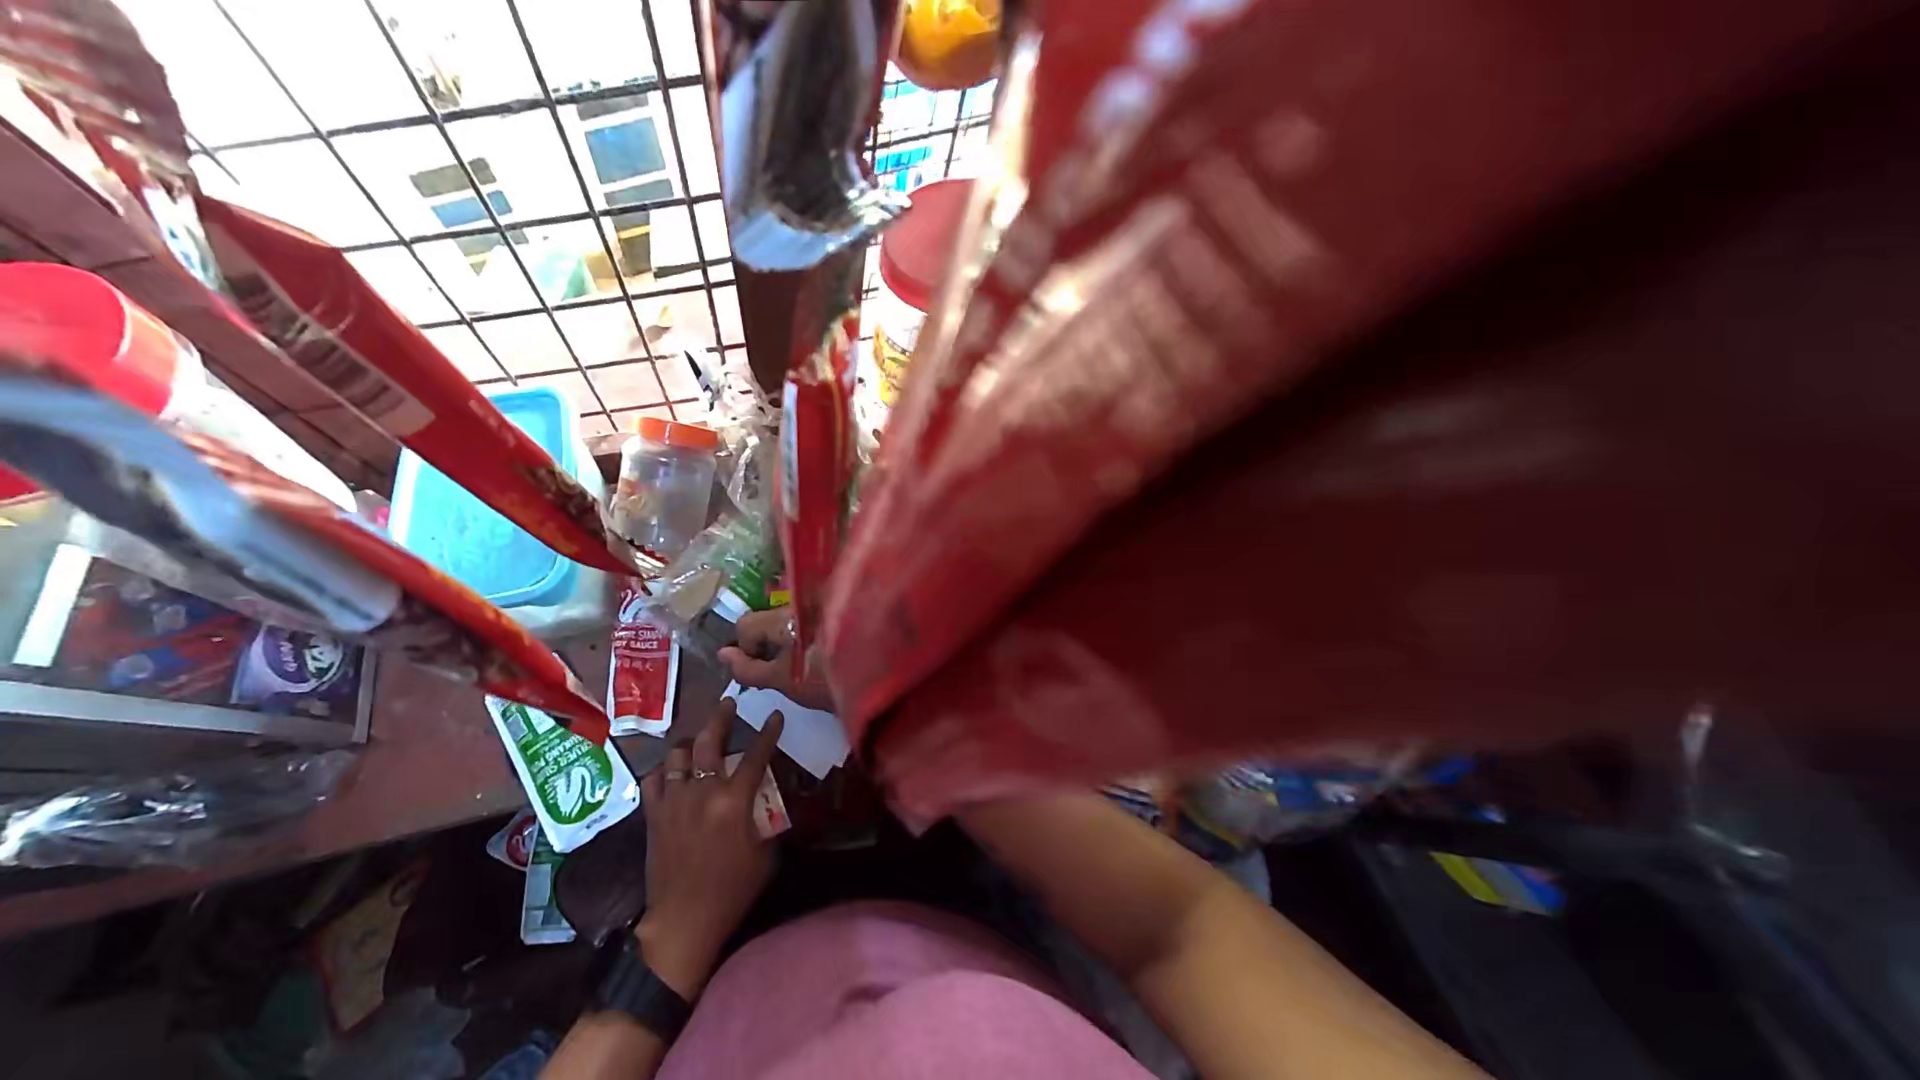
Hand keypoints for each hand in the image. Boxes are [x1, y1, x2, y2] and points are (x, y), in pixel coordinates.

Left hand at [635, 698, 784, 998]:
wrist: (683, 922)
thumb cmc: (732, 891)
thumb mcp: (765, 855)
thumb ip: (768, 823)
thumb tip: (771, 805)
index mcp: (734, 801)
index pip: (756, 755)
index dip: (769, 732)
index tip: (776, 715)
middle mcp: (702, 793)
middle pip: (709, 741)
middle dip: (721, 717)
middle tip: (728, 704)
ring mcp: (673, 802)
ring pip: (678, 756)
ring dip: (691, 744)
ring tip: (699, 740)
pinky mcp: (653, 816)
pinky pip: (654, 780)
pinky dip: (665, 771)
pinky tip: (672, 772)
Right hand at [716, 606, 834, 711]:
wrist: (883, 674)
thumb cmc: (826, 678)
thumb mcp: (783, 680)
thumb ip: (748, 668)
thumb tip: (722, 654)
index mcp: (783, 614)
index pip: (746, 624)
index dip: (747, 649)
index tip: (763, 670)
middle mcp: (801, 601)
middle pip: (768, 620)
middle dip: (769, 645)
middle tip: (784, 671)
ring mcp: (823, 603)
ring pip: (791, 621)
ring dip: (790, 642)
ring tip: (807, 666)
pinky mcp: (842, 610)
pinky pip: (812, 622)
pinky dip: (811, 638)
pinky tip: (824, 658)